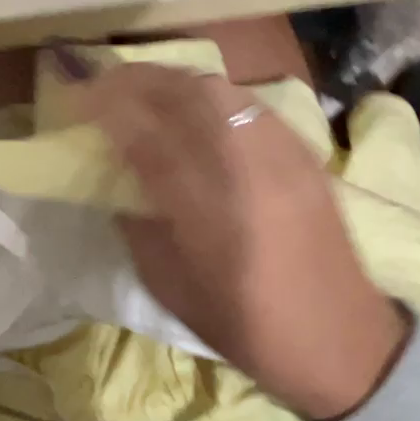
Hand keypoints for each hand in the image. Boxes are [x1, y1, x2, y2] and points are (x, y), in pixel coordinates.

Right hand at [68, 57, 407, 420]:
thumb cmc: (246, 326)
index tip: (79, 97)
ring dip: (173, 80)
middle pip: (188, 96)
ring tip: (142, 86)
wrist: (340, 340)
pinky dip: (211, 94)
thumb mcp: (170, 287)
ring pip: (222, 91)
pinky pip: (250, 104)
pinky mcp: (306, 154)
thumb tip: (117, 179)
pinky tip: (193, 104)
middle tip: (104, 82)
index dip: (109, 110)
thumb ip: (137, 226)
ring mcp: (284, 156)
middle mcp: (249, 172)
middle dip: (138, 80)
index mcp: (209, 214)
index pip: (149, 139)